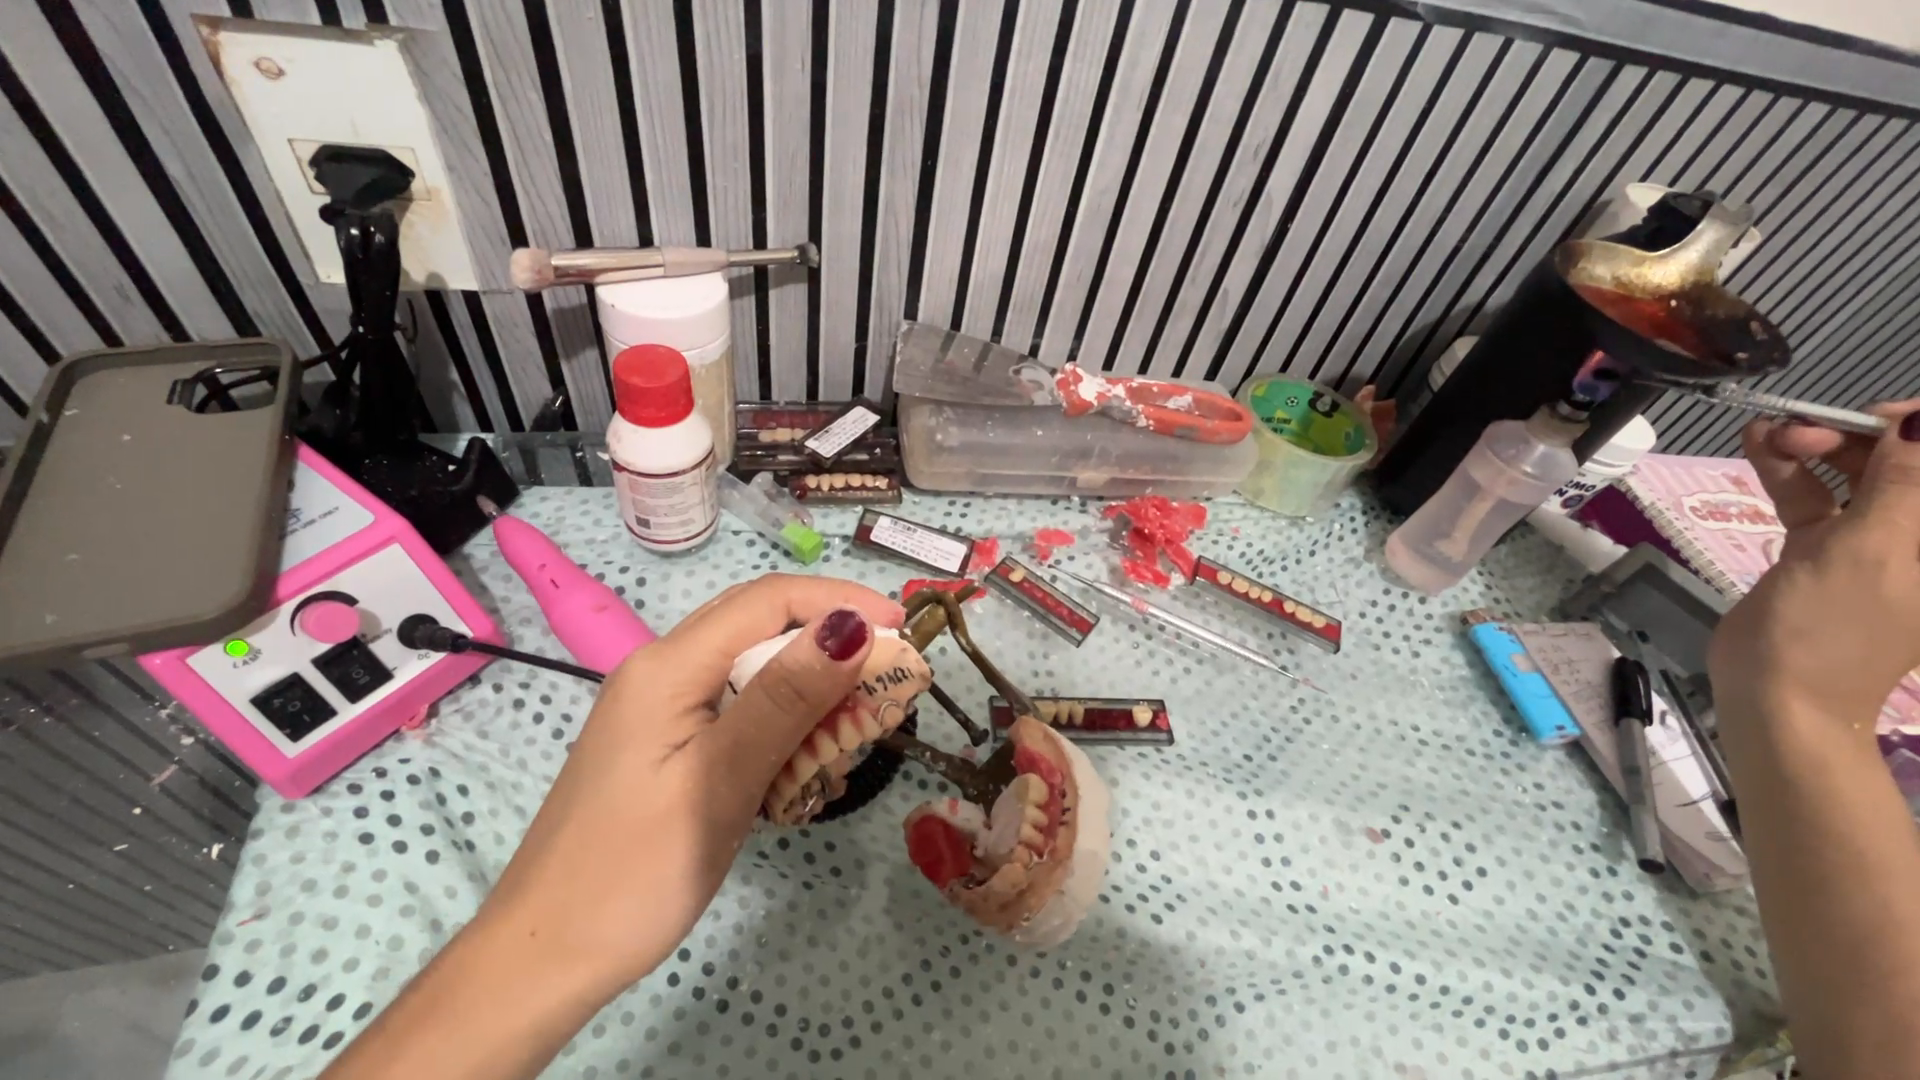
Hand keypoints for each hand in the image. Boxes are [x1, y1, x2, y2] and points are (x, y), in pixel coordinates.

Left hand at [321, 574, 905, 1079]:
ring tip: (857, 729)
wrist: (545, 958)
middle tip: (891, 680)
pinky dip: (787, 727)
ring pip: (756, 673)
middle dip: (833, 643)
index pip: (768, 600)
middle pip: (763, 628)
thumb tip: (851, 627)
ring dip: (813, 691)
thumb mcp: (720, 781)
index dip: (840, 601)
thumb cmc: (634, 871)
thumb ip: (785, 699)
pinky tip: (810, 766)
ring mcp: (664, 711)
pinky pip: (741, 714)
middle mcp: (664, 672)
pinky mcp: (671, 747)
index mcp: (668, 667)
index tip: (904, 628)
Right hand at [1709, 401, 1919, 743]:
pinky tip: (1759, 446)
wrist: (1780, 693)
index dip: (1918, 427)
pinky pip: (1816, 496)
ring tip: (1765, 430)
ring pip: (1855, 472)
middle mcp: (1919, 532)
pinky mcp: (1826, 547)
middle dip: (1856, 433)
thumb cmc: (1832, 628)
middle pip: (1905, 460)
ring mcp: (1875, 537)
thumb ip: (1902, 482)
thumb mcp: (1870, 549)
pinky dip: (1789, 470)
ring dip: (1813, 446)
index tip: (1864, 417)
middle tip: (1795, 428)